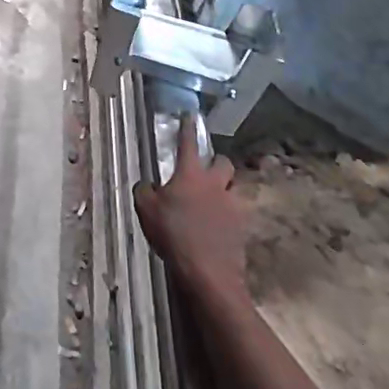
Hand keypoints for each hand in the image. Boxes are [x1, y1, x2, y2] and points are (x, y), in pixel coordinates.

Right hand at [134, 116, 248, 298]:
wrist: (208, 272)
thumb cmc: (174, 235)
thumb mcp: (147, 212)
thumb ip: (144, 192)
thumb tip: (146, 184)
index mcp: (191, 174)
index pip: (188, 143)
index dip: (187, 128)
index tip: (190, 115)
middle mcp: (215, 182)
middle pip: (223, 162)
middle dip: (216, 164)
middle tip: (205, 173)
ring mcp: (232, 203)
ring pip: (233, 187)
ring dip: (225, 190)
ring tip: (215, 201)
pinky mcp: (243, 225)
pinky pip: (237, 212)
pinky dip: (230, 216)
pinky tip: (221, 227)